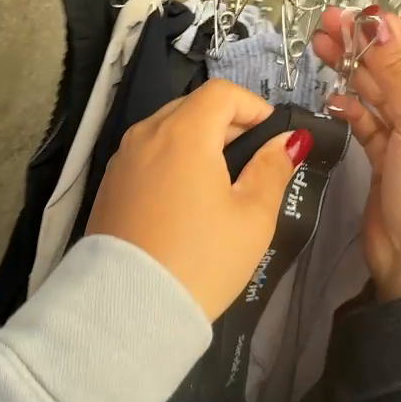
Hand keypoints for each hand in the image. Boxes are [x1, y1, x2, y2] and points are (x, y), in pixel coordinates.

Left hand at [88, 79, 311, 318]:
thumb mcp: (252, 217)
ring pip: (167, 129)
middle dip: (228, 123)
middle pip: (193, 106)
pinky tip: (186, 200)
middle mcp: (146, 133)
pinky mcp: (110, 184)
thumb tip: (291, 139)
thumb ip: (273, 169)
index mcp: (183, 133)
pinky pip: (148, 154)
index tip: (272, 136)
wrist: (127, 309)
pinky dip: (172, 160)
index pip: (222, 93)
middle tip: (253, 161)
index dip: (253, 106)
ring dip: (199, 141)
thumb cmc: (201, 259)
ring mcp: (122, 159)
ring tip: (221, 183)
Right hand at [311, 7, 400, 301]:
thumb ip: (397, 70)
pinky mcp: (390, 163)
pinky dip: (352, 109)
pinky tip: (332, 96)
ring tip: (319, 45)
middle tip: (328, 24)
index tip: (363, 18)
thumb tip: (374, 21)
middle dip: (369, 47)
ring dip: (354, 71)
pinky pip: (371, 125)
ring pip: (384, 94)